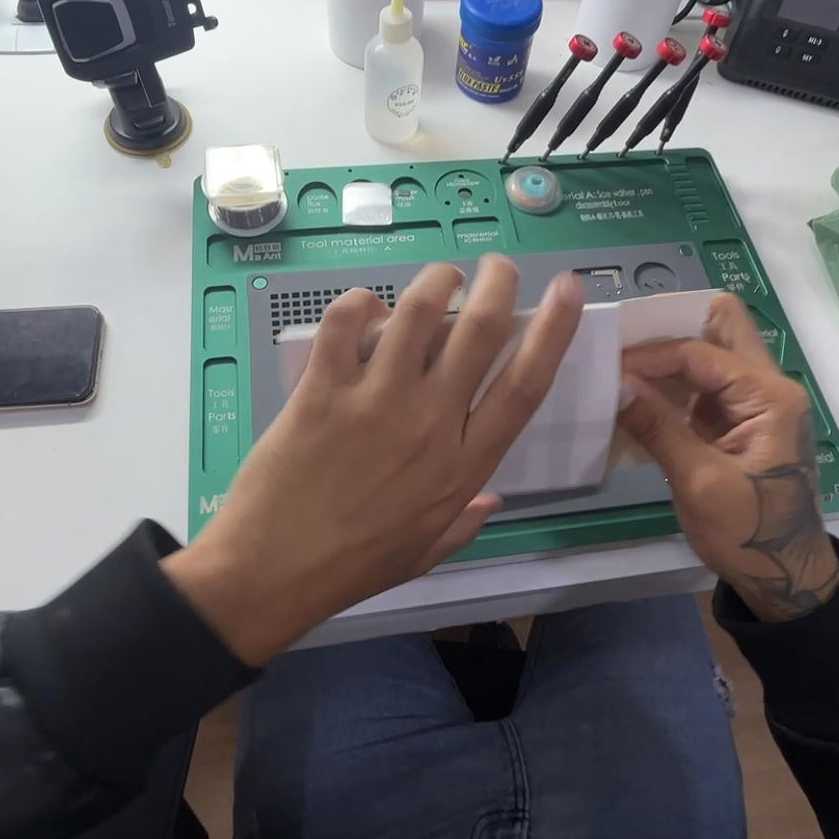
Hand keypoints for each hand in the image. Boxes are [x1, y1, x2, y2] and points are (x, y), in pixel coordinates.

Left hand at [165, 255, 583, 663]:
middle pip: (480, 331)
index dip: (554, 330)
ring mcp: (375, 401)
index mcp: (463, 464)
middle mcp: (430, 422)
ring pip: (418, 313)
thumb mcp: (425, 553)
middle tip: (498, 266)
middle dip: (498, 283)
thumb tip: (490, 498)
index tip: (567, 289)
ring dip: (436, 281)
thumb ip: (464, 521)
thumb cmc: (353, 566)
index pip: (526, 384)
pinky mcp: (322, 389)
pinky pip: (346, 323)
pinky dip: (358, 302)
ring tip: (441, 276)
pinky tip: (366, 308)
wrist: (271, 572)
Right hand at [617, 294, 838, 621]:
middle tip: (625, 345)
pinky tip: (638, 394)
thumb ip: (658, 426)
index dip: (651, 355)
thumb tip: (617, 383)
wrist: (784, 577)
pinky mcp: (738, 420)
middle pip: (722, 327)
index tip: (608, 368)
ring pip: (712, 351)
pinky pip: (703, 383)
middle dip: (671, 329)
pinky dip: (672, 382)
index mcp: (768, 396)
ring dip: (669, 355)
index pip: (700, 352)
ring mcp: (754, 402)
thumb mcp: (698, 481)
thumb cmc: (748, 532)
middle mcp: (768, 386)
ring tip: (622, 366)